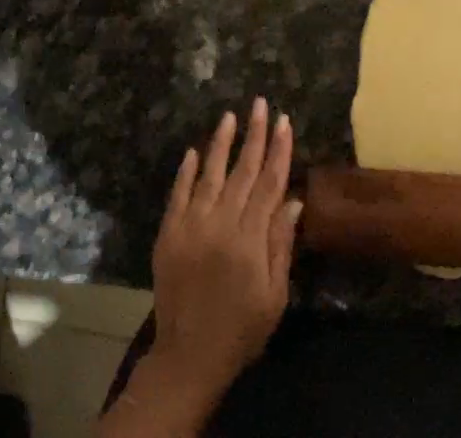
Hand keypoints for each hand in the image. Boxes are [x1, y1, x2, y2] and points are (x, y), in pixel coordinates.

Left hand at [150, 98, 301, 389]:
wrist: (189, 356)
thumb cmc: (242, 329)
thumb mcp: (275, 294)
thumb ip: (281, 244)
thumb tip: (292, 200)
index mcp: (250, 240)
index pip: (269, 183)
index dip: (278, 151)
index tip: (285, 122)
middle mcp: (220, 225)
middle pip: (242, 171)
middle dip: (254, 135)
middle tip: (261, 104)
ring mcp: (190, 227)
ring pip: (210, 175)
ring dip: (221, 144)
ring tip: (230, 116)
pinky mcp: (168, 235)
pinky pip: (178, 195)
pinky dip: (186, 172)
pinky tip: (195, 151)